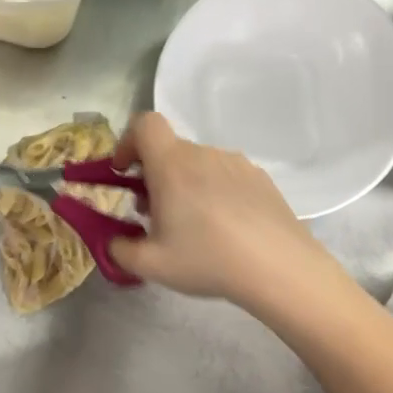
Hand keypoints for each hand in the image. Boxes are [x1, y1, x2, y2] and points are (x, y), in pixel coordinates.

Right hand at [107, 113, 352, 312]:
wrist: (278, 267)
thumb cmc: (206, 259)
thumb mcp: (150, 265)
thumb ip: (120, 250)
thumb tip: (114, 242)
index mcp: (172, 165)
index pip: (144, 125)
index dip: (127, 142)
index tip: (123, 172)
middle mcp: (204, 154)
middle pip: (170, 150)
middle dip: (154, 176)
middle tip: (153, 215)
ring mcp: (237, 163)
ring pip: (199, 164)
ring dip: (184, 185)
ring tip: (191, 226)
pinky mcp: (260, 178)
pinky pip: (225, 176)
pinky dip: (213, 192)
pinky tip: (223, 228)